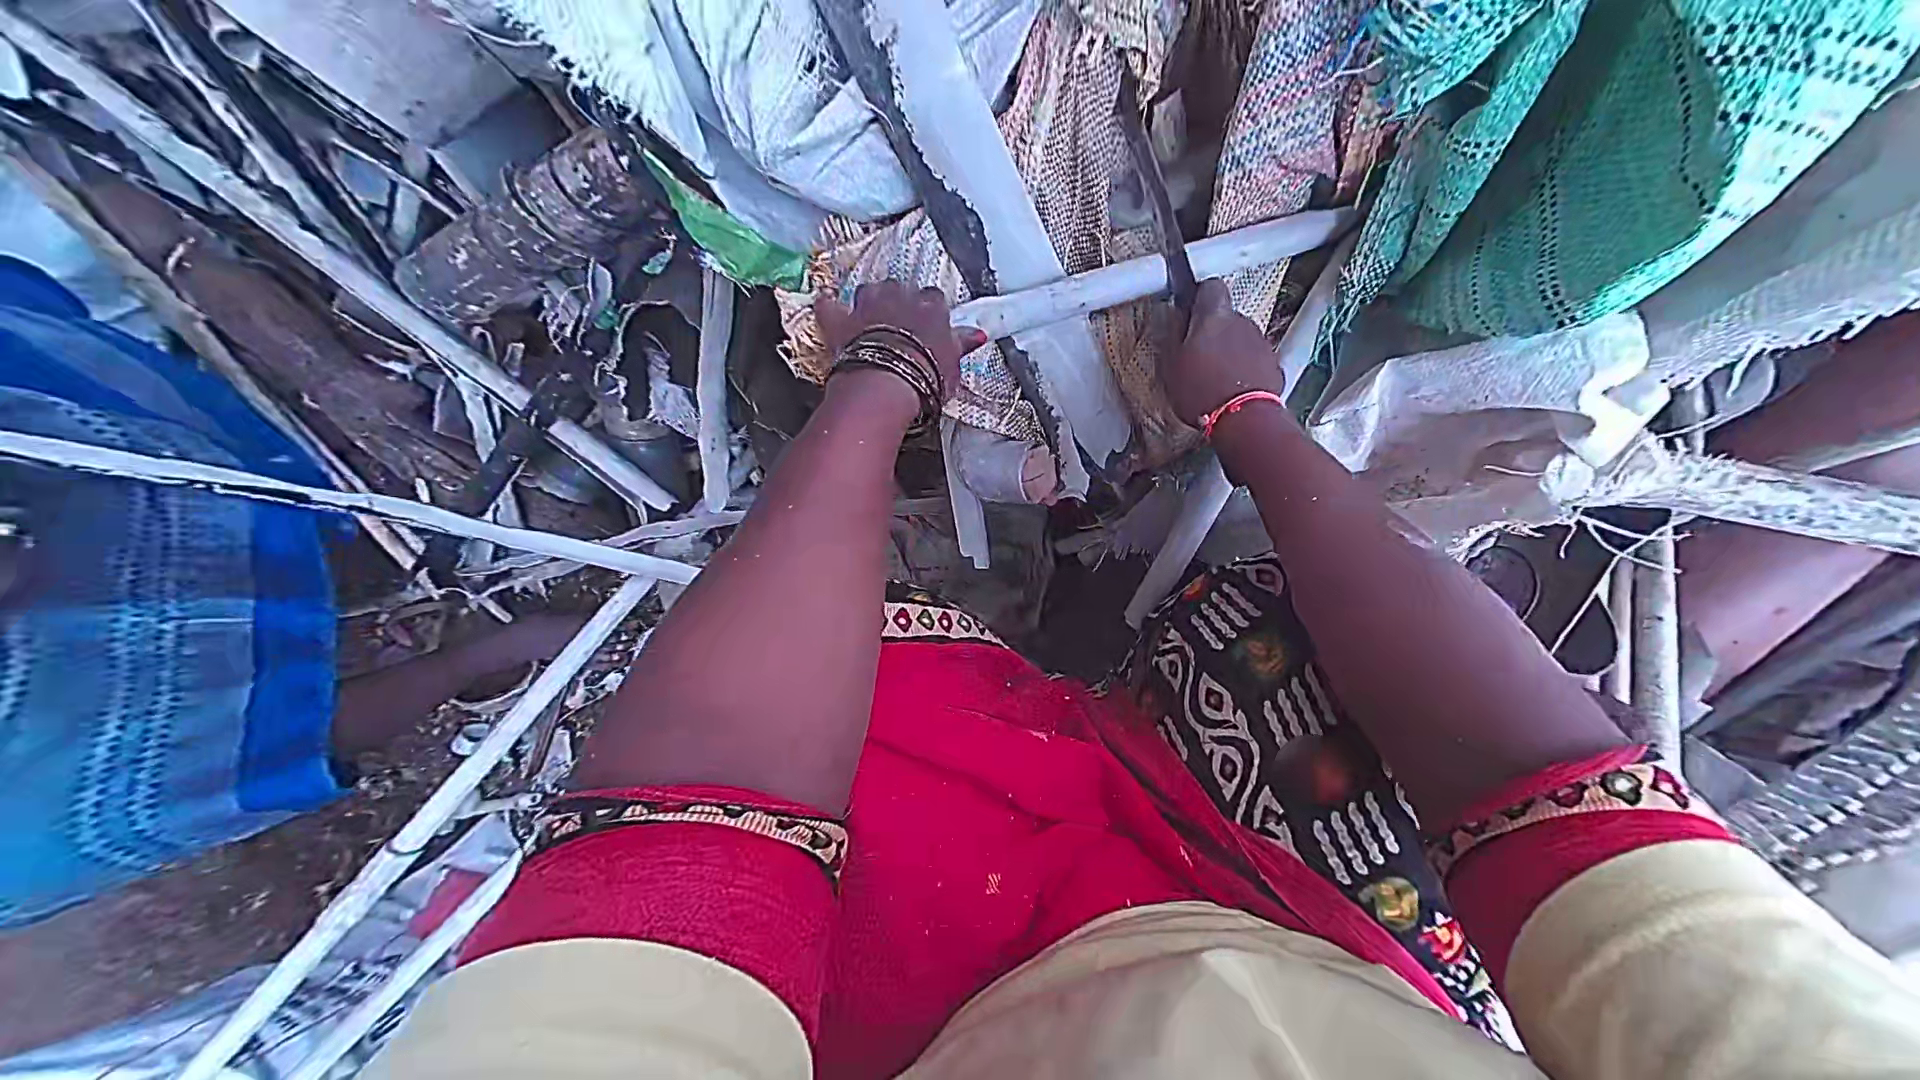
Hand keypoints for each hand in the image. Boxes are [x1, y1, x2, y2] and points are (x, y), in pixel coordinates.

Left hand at [814, 282, 988, 401]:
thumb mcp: (952, 365)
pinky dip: (828, 307)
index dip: (930, 312)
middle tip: (900, 324)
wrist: (887, 382)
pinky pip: (830, 306)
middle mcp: (900, 297)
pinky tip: (826, 306)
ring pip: (870, 290)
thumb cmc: (926, 376)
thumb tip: (977, 334)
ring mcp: (868, 306)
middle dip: (900, 302)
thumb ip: (961, 344)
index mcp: (931, 307)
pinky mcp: (842, 321)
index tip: (928, 327)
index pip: (934, 299)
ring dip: (870, 300)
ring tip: (871, 316)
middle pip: (901, 289)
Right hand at [1159, 278, 1286, 426]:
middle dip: (1212, 330)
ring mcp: (1261, 342)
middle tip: (1194, 355)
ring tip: (1211, 378)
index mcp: (1214, 317)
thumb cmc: (1201, 391)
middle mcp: (1241, 321)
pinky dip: (1242, 368)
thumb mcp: (1171, 365)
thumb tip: (1175, 318)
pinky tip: (1229, 389)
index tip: (1188, 312)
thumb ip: (1173, 335)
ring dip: (1228, 351)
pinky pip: (1253, 359)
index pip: (1209, 287)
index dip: (1198, 297)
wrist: (1243, 419)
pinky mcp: (1273, 364)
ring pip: (1239, 338)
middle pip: (1225, 316)